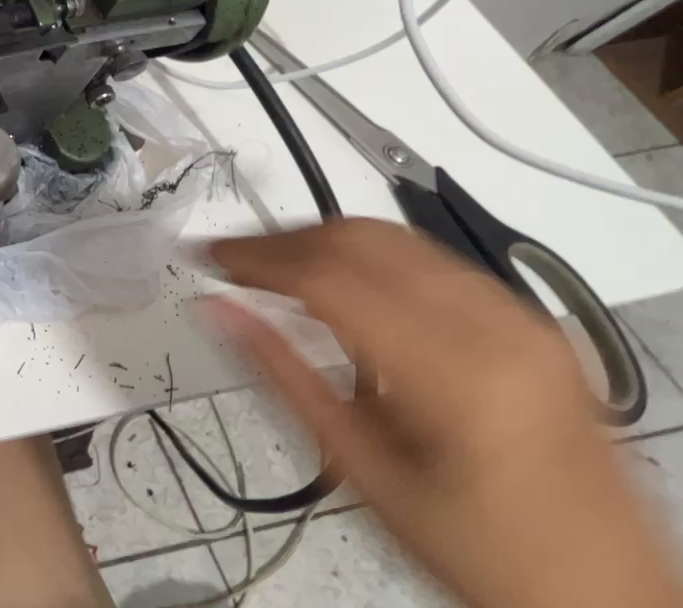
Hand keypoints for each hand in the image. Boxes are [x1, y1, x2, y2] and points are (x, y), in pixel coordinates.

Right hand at [211, 219, 682, 607]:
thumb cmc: (478, 547)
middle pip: (362, 240)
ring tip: (272, 269)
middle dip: (283, 241)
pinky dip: (369, 257)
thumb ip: (284, 376)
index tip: (206, 258)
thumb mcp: (362, 469)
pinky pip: (433, 260)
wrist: (604, 591)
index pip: (328, 275)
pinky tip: (338, 285)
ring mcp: (526, 322)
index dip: (255, 257)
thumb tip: (217, 312)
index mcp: (455, 371)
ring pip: (397, 238)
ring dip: (323, 243)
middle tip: (230, 261)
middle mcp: (500, 330)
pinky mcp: (534, 326)